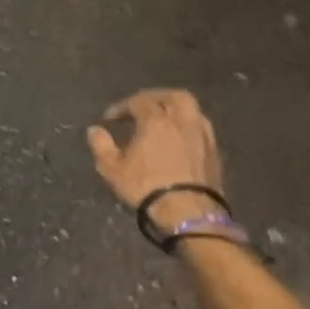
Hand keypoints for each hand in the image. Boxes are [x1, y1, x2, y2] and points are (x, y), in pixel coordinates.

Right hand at [86, 89, 223, 227]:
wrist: (187, 211)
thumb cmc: (144, 186)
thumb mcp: (110, 168)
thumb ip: (101, 145)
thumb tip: (95, 130)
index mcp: (156, 122)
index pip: (139, 101)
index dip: (121, 106)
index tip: (109, 119)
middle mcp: (183, 122)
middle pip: (176, 96)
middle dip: (157, 97)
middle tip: (141, 107)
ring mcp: (203, 136)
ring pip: (193, 111)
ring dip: (175, 112)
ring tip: (161, 123)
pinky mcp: (214, 152)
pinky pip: (200, 129)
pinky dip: (186, 127)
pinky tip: (176, 140)